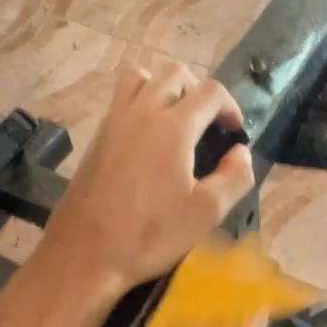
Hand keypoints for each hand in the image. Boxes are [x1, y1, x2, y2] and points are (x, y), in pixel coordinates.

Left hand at [36, 62, 255, 295]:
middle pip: (176, 74)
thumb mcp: (206, 213)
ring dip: (164, 87)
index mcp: (173, 128)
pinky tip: (148, 137)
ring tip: (175, 119)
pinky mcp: (97, 135)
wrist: (85, 253)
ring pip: (142, 76)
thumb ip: (234, 177)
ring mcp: (114, 120)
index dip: (231, 107)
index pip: (211, 91)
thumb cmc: (150, 235)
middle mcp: (142, 112)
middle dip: (199, 90)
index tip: (235, 133)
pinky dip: (140, 101)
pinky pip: (121, 98)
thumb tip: (241, 153)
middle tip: (207, 124)